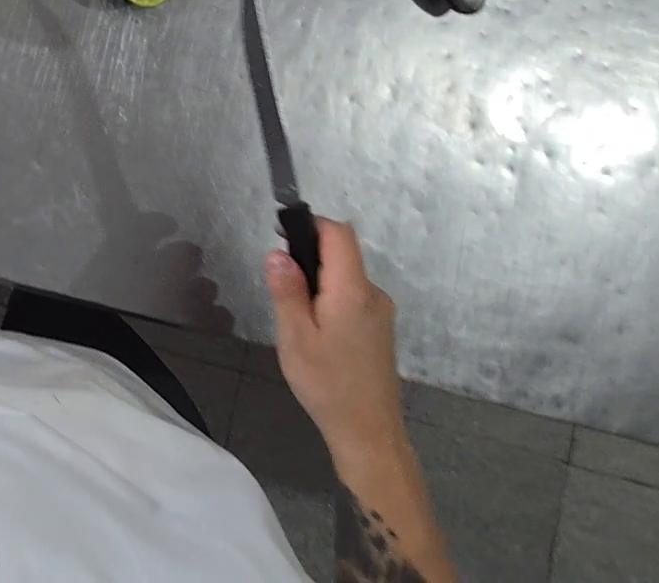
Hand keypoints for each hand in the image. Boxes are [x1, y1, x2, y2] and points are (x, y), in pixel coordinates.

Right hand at [265, 217, 406, 460]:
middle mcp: (373, 295)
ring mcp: (381, 312)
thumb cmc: (327, 383)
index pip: (339, 234)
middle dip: (307, 259)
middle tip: (281, 291)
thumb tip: (278, 253)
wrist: (368, 433)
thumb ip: (286, 290)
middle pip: (341, 254)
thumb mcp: (294, 336)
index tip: (281, 236)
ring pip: (344, 277)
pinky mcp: (380, 328)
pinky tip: (316, 333)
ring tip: (295, 320)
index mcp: (352, 292)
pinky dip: (329, 300)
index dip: (311, 225)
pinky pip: (351, 296)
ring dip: (316, 283)